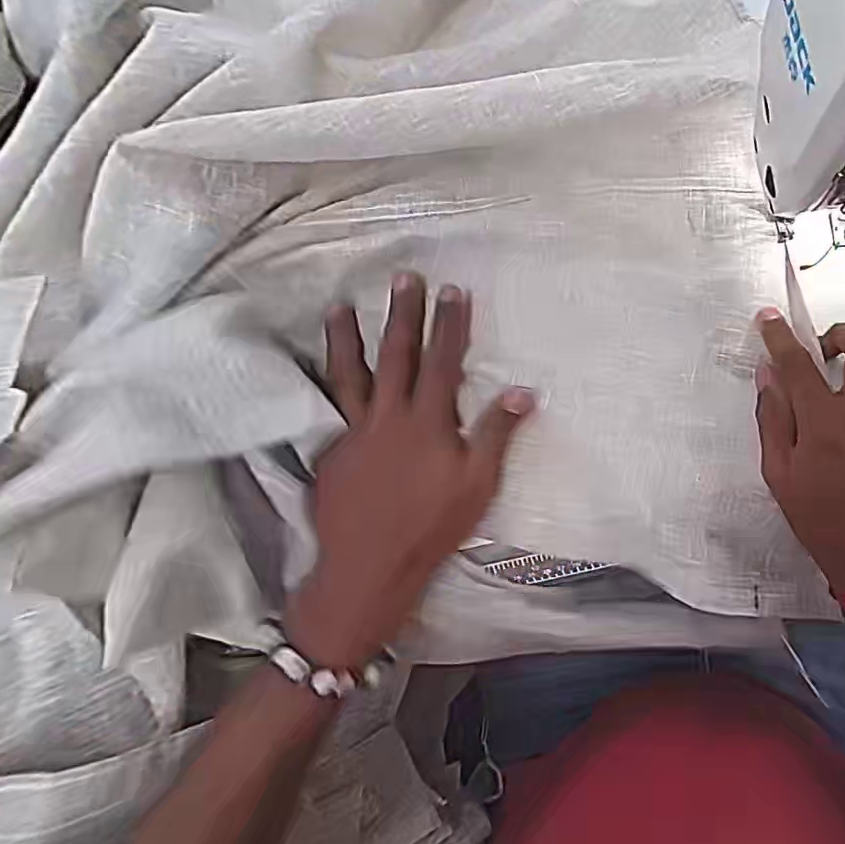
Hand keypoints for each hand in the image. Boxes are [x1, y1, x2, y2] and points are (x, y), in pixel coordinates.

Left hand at [287, 273, 533, 666]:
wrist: (369, 564)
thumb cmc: (433, 525)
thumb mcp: (478, 482)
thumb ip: (497, 433)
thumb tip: (524, 392)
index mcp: (428, 422)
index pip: (443, 362)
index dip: (450, 325)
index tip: (452, 291)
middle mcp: (389, 417)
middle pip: (397, 356)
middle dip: (404, 315)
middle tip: (403, 279)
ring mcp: (355, 432)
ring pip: (350, 375)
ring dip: (347, 339)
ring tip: (340, 307)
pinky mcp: (331, 451)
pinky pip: (328, 407)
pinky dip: (325, 384)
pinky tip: (320, 372)